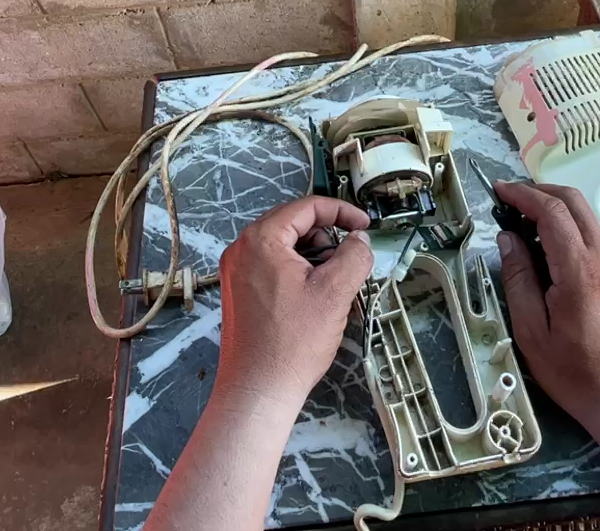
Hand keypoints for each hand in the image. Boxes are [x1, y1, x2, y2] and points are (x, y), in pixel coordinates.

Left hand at [214, 195, 372, 411]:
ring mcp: (236, 270)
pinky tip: (311, 297)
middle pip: (294, 223)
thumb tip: (359, 239)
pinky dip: (296, 270)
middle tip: (347, 258)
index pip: (307, 207)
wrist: (257, 392)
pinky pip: (272, 264)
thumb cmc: (291, 344)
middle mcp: (242, 249)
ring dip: (312, 255)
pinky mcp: (238, 290)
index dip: (341, 212)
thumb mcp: (334, 293)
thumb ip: (354, 255)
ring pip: (284, 245)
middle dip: (326, 236)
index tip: (363, 225)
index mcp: (261, 240)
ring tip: (329, 285)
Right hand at [493, 180, 599, 438]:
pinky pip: (589, 232)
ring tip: (520, 220)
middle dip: (538, 190)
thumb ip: (518, 279)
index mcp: (579, 272)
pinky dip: (564, 222)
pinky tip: (543, 242)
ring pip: (584, 214)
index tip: (498, 191)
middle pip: (573, 201)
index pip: (552, 212)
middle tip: (508, 199)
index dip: (522, 194)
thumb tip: (508, 238)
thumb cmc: (576, 374)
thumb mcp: (532, 333)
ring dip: (552, 205)